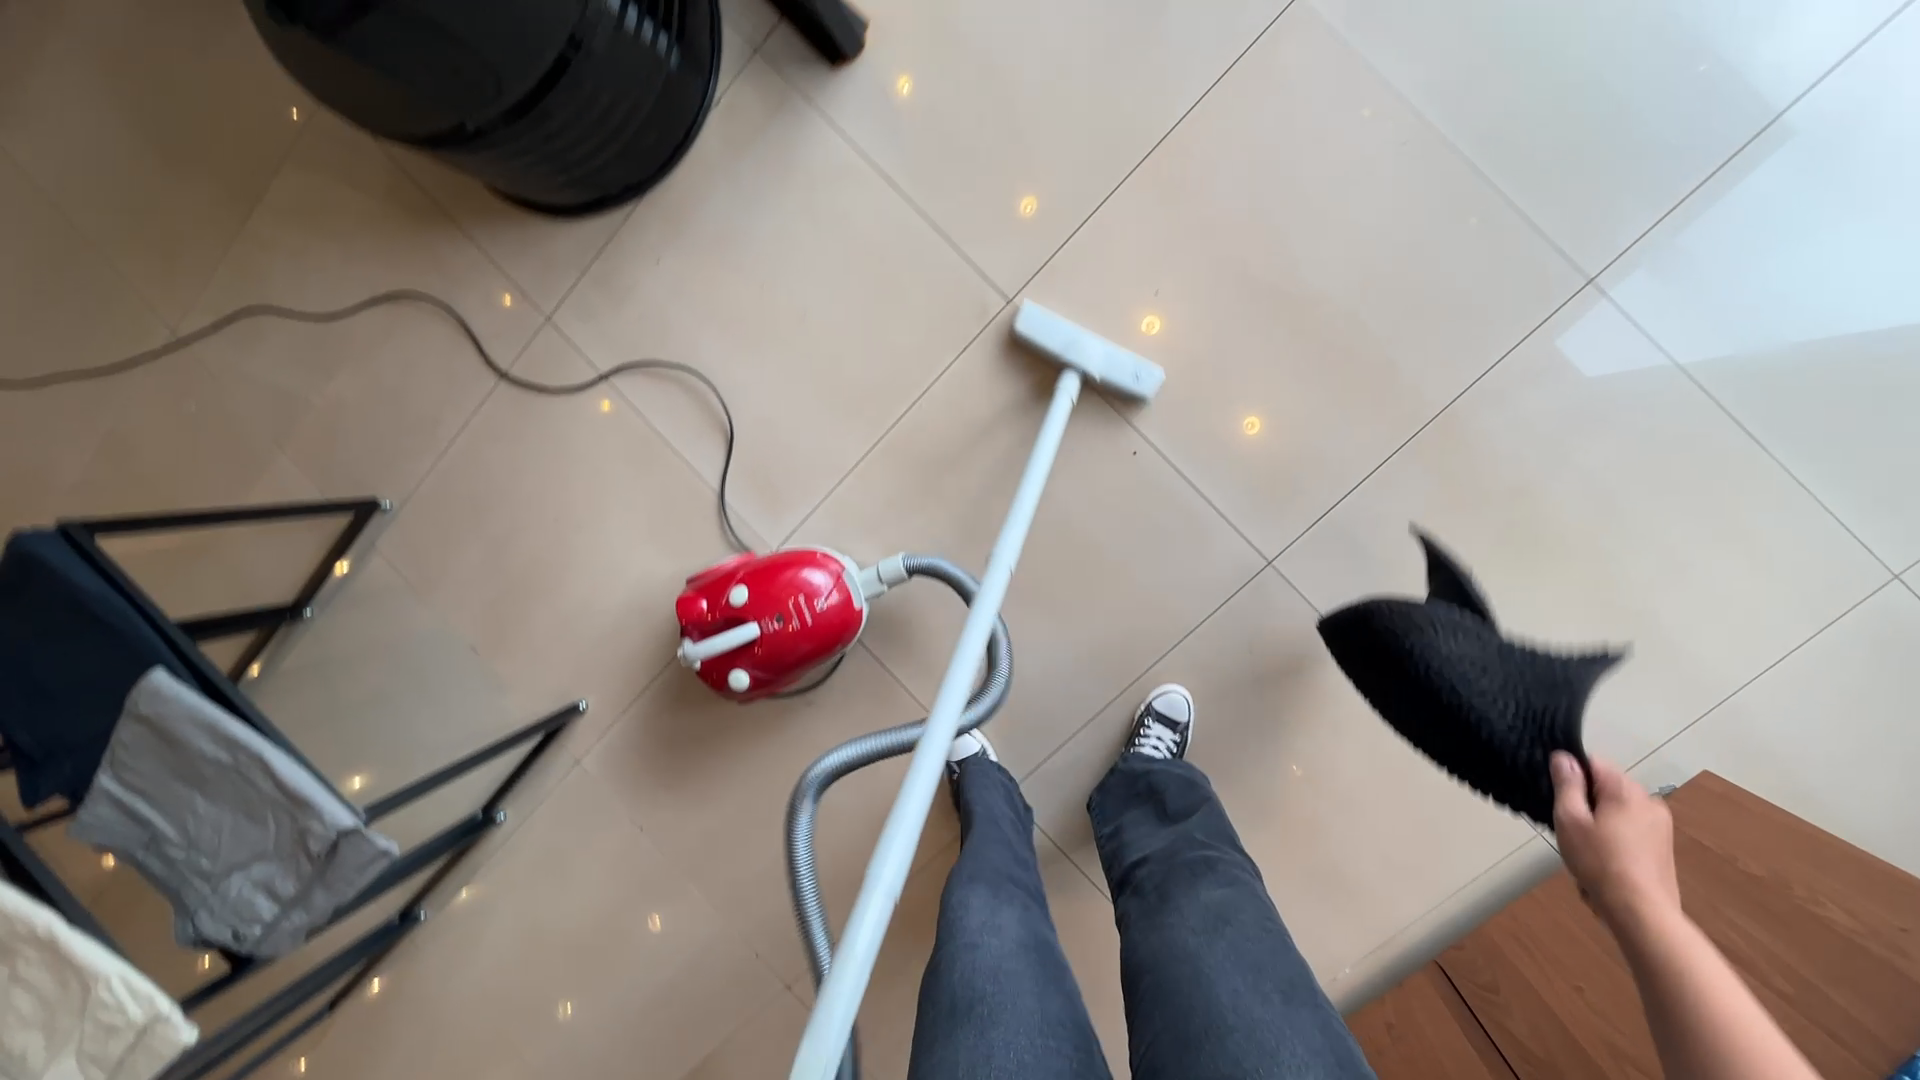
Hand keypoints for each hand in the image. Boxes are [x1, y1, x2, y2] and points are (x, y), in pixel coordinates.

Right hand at [1550, 751, 1679, 930]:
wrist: (1640, 910)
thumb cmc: (1598, 861)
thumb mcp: (1570, 819)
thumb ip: (1567, 784)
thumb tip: (1563, 757)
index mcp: (1627, 791)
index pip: (1593, 762)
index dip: (1571, 773)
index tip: (1556, 794)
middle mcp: (1649, 801)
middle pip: (1607, 784)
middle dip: (1586, 797)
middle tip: (1567, 823)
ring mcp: (1660, 824)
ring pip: (1618, 805)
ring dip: (1600, 815)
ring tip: (1585, 842)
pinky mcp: (1663, 843)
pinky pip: (1631, 823)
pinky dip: (1614, 830)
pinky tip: (1604, 854)